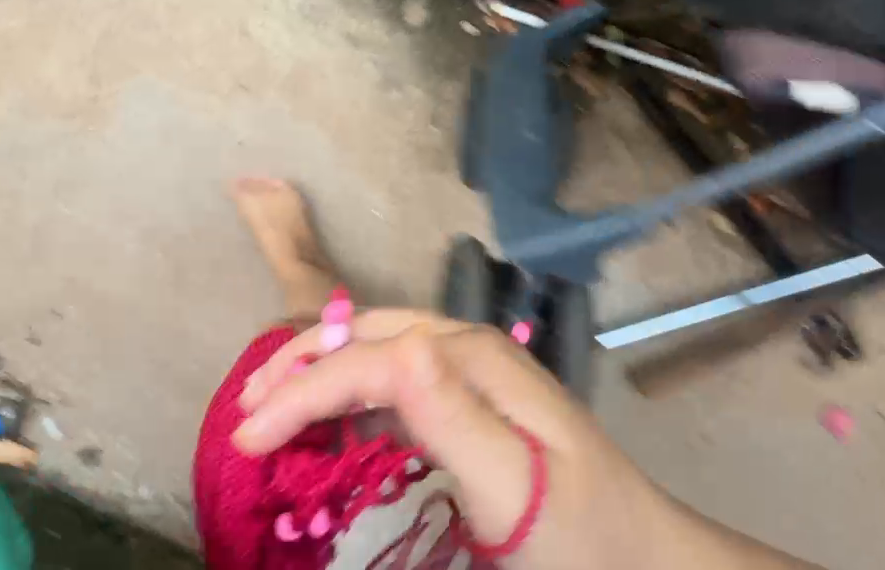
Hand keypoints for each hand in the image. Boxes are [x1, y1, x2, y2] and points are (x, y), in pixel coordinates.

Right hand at [235, 310, 809, 569]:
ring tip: (273, 404)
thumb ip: (451, 413)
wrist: (639, 549)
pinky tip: (334, 418)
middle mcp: (464, 347)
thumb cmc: (576, 529)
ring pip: (374, 348)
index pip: (365, 360)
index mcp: (470, 358)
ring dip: (320, 369)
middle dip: (298, 365)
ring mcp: (468, 368)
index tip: (246, 439)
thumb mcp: (511, 483)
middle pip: (364, 336)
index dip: (300, 392)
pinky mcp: (469, 396)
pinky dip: (351, 390)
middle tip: (245, 411)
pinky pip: (394, 376)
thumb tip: (395, 348)